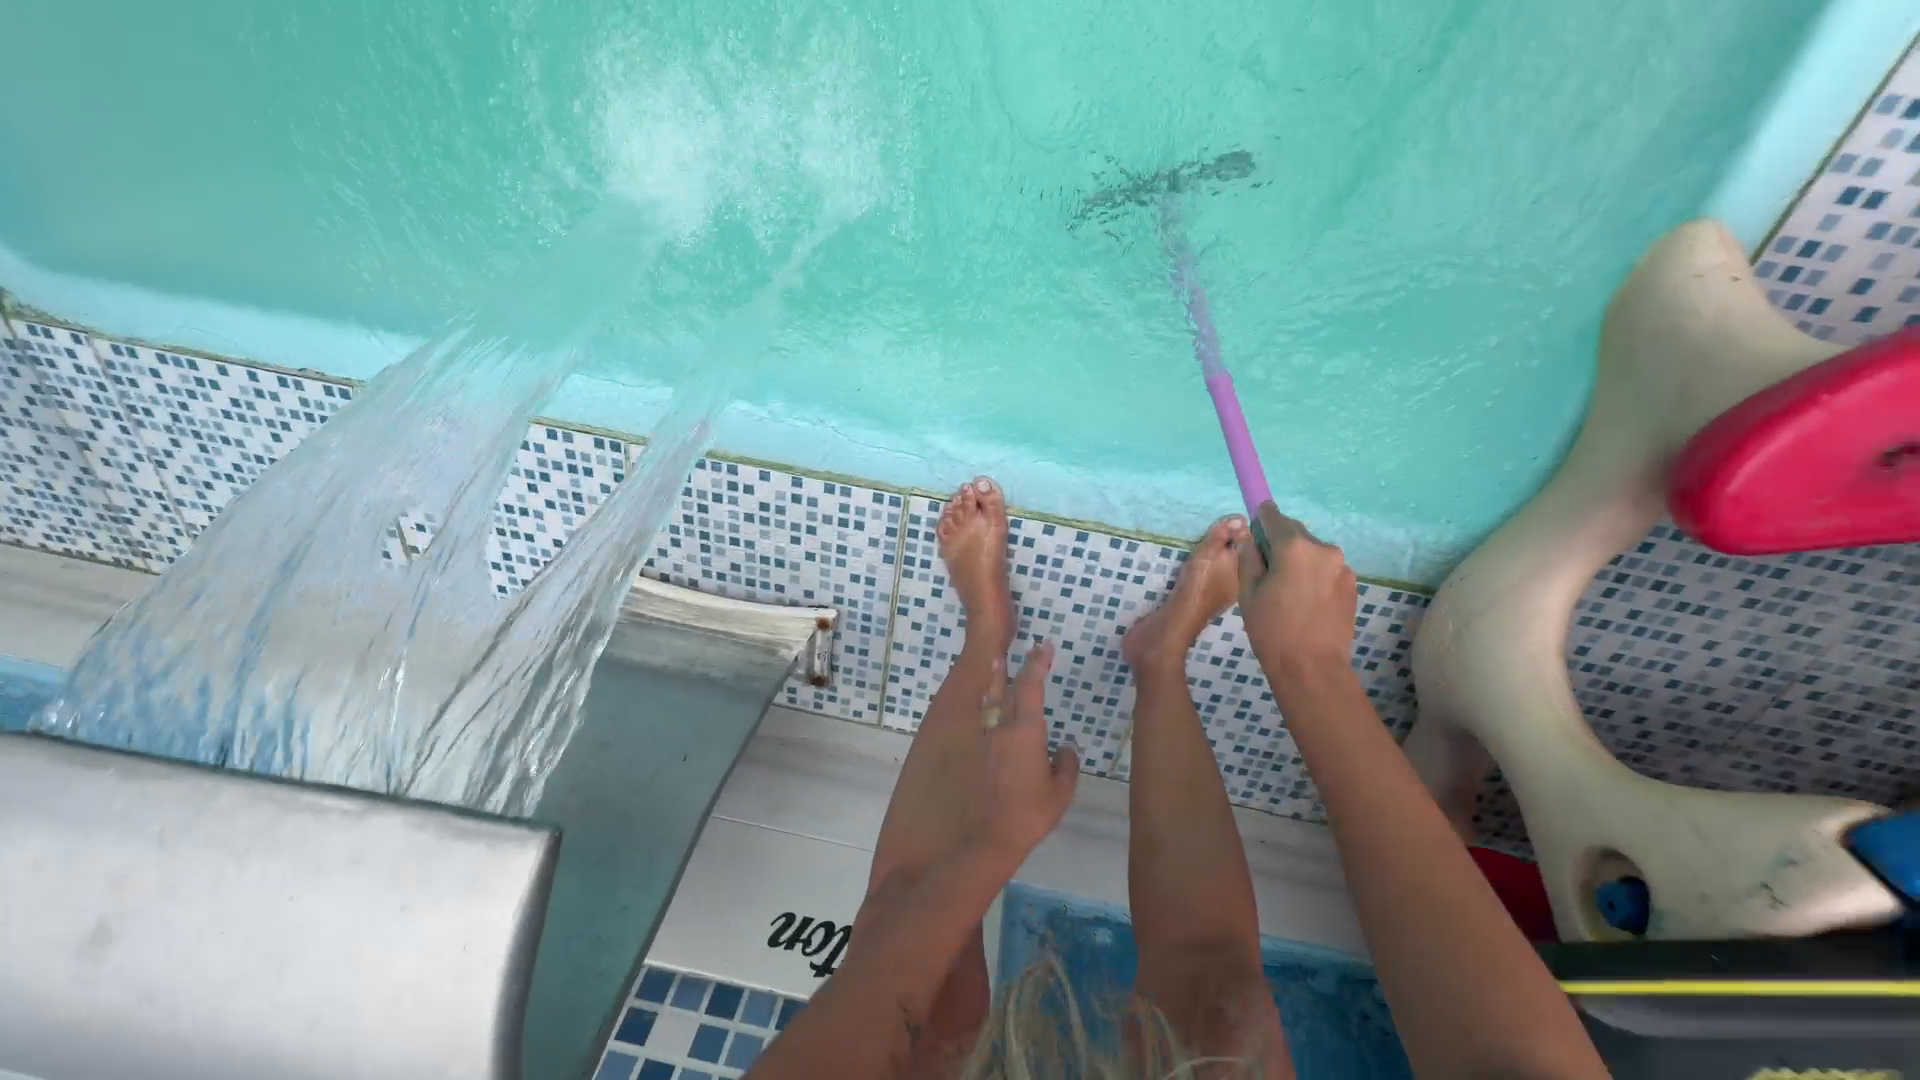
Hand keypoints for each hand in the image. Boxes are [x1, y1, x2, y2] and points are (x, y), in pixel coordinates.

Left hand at [970, 641, 1079, 862]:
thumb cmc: (1028, 817)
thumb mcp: (1060, 795)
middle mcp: (1000, 728)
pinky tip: (981, 706)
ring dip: (992, 679)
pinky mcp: (966, 754)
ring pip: (985, 700)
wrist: (984, 841)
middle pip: (1005, 686)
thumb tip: (1065, 748)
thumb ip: (1066, 766)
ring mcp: (979, 739)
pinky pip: (975, 720)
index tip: (1044, 646)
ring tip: (994, 661)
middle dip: (1013, 666)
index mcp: (1026, 732)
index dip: (1037, 663)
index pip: (1031, 685)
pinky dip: (979, 706)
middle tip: (1018, 650)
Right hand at [1237, 501, 1357, 688]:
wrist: (1312, 666)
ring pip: (1313, 552)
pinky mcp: (1352, 584)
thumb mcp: (1248, 591)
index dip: (1262, 517)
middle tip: (1266, 565)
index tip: (1255, 519)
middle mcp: (1324, 549)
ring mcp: (1342, 567)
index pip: (1275, 517)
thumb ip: (1250, 557)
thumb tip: (1251, 539)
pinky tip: (1304, 600)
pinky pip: (1326, 569)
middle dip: (1281, 541)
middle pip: (1297, 533)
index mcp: (1295, 547)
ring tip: (1287, 589)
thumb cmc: (1272, 628)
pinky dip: (1314, 575)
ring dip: (1299, 560)